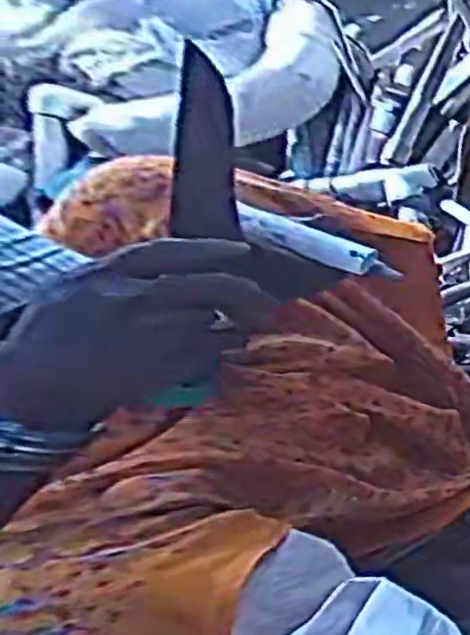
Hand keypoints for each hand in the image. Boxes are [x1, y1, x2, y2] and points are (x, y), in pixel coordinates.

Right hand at [0, 239, 278, 430]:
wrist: (41, 386)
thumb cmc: (55, 338)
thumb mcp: (72, 292)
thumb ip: (122, 276)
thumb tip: (178, 266)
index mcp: (101, 276)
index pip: (167, 252)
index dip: (211, 248)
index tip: (243, 249)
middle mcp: (133, 297)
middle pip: (215, 284)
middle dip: (247, 292)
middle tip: (263, 301)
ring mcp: (160, 327)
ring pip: (222, 315)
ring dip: (234, 323)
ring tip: (227, 330)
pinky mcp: (180, 355)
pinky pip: (225, 342)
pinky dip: (229, 344)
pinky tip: (217, 348)